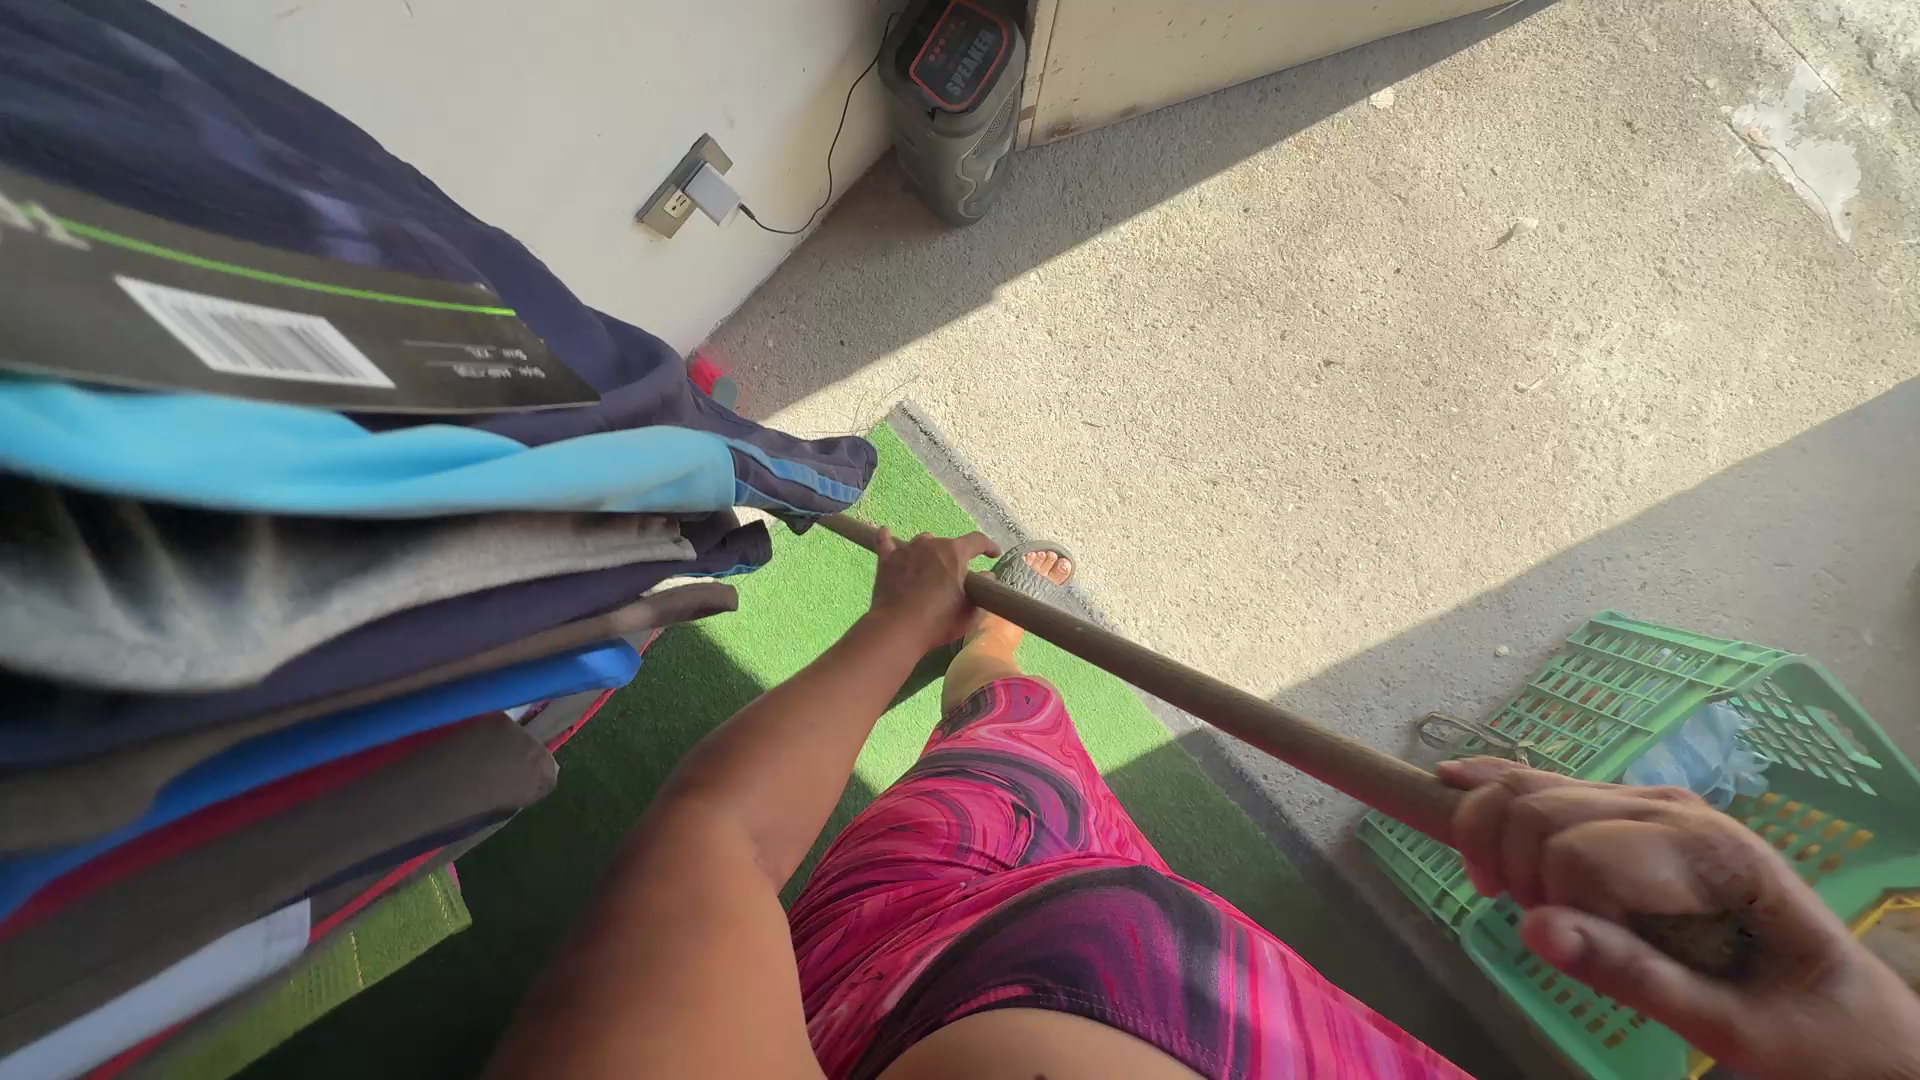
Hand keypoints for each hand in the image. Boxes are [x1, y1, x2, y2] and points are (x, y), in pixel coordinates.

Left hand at [865, 529, 999, 653]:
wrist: (897, 629)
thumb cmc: (938, 622)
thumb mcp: (970, 612)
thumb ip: (983, 590)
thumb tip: (988, 576)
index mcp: (954, 553)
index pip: (977, 541)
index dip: (989, 546)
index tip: (994, 553)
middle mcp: (930, 544)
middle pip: (947, 543)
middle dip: (954, 557)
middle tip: (953, 576)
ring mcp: (906, 549)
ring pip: (922, 542)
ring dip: (928, 551)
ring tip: (928, 566)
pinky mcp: (886, 560)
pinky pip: (885, 542)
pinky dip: (888, 538)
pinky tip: (886, 532)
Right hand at [1439, 757, 1919, 1079]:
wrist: (1852, 1014)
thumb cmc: (1809, 1031)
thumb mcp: (1738, 1029)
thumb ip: (1638, 977)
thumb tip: (1530, 930)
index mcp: (1711, 851)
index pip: (1578, 853)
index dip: (1554, 904)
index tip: (1571, 951)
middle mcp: (1669, 807)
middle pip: (1536, 809)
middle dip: (1512, 868)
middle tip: (1536, 925)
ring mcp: (1641, 800)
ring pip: (1521, 786)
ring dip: (1483, 830)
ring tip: (1494, 885)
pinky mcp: (1618, 805)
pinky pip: (1535, 779)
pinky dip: (1485, 781)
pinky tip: (1447, 779)